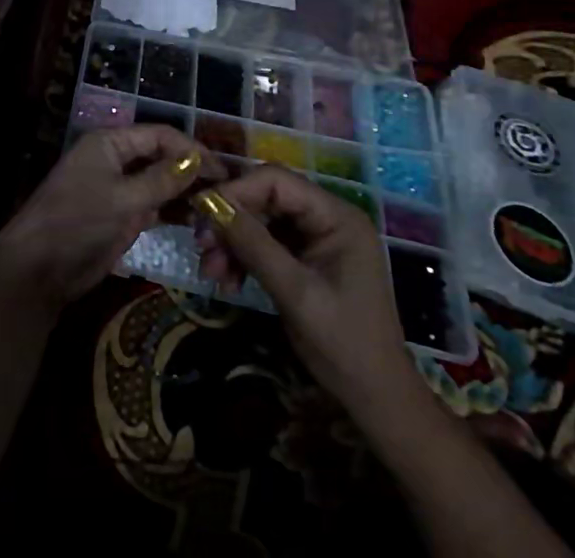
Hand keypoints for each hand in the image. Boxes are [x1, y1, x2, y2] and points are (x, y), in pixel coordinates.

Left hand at [0, 125, 210, 317]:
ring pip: (162, 182)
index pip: (160, 135)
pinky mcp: (123, 215)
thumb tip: (198, 160)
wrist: (41, 266)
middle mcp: (115, 159)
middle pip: (163, 157)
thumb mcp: (122, 198)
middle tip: (230, 192)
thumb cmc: (77, 221)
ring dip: (188, 192)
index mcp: (109, 143)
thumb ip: (161, 179)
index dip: (192, 150)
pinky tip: (202, 220)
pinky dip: (176, 210)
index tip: (225, 172)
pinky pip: (157, 205)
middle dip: (194, 171)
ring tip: (222, 208)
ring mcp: (119, 188)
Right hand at [192, 165, 418, 408]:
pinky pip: (262, 243)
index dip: (235, 191)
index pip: (276, 180)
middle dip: (229, 221)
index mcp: (337, 218)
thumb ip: (253, 244)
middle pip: (264, 198)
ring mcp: (315, 238)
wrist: (373, 394)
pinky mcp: (304, 258)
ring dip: (230, 243)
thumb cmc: (343, 342)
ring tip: (211, 273)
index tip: (202, 215)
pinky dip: (240, 258)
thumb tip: (210, 205)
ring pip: (258, 221)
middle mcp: (327, 219)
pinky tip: (226, 282)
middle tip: (201, 247)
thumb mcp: (294, 291)